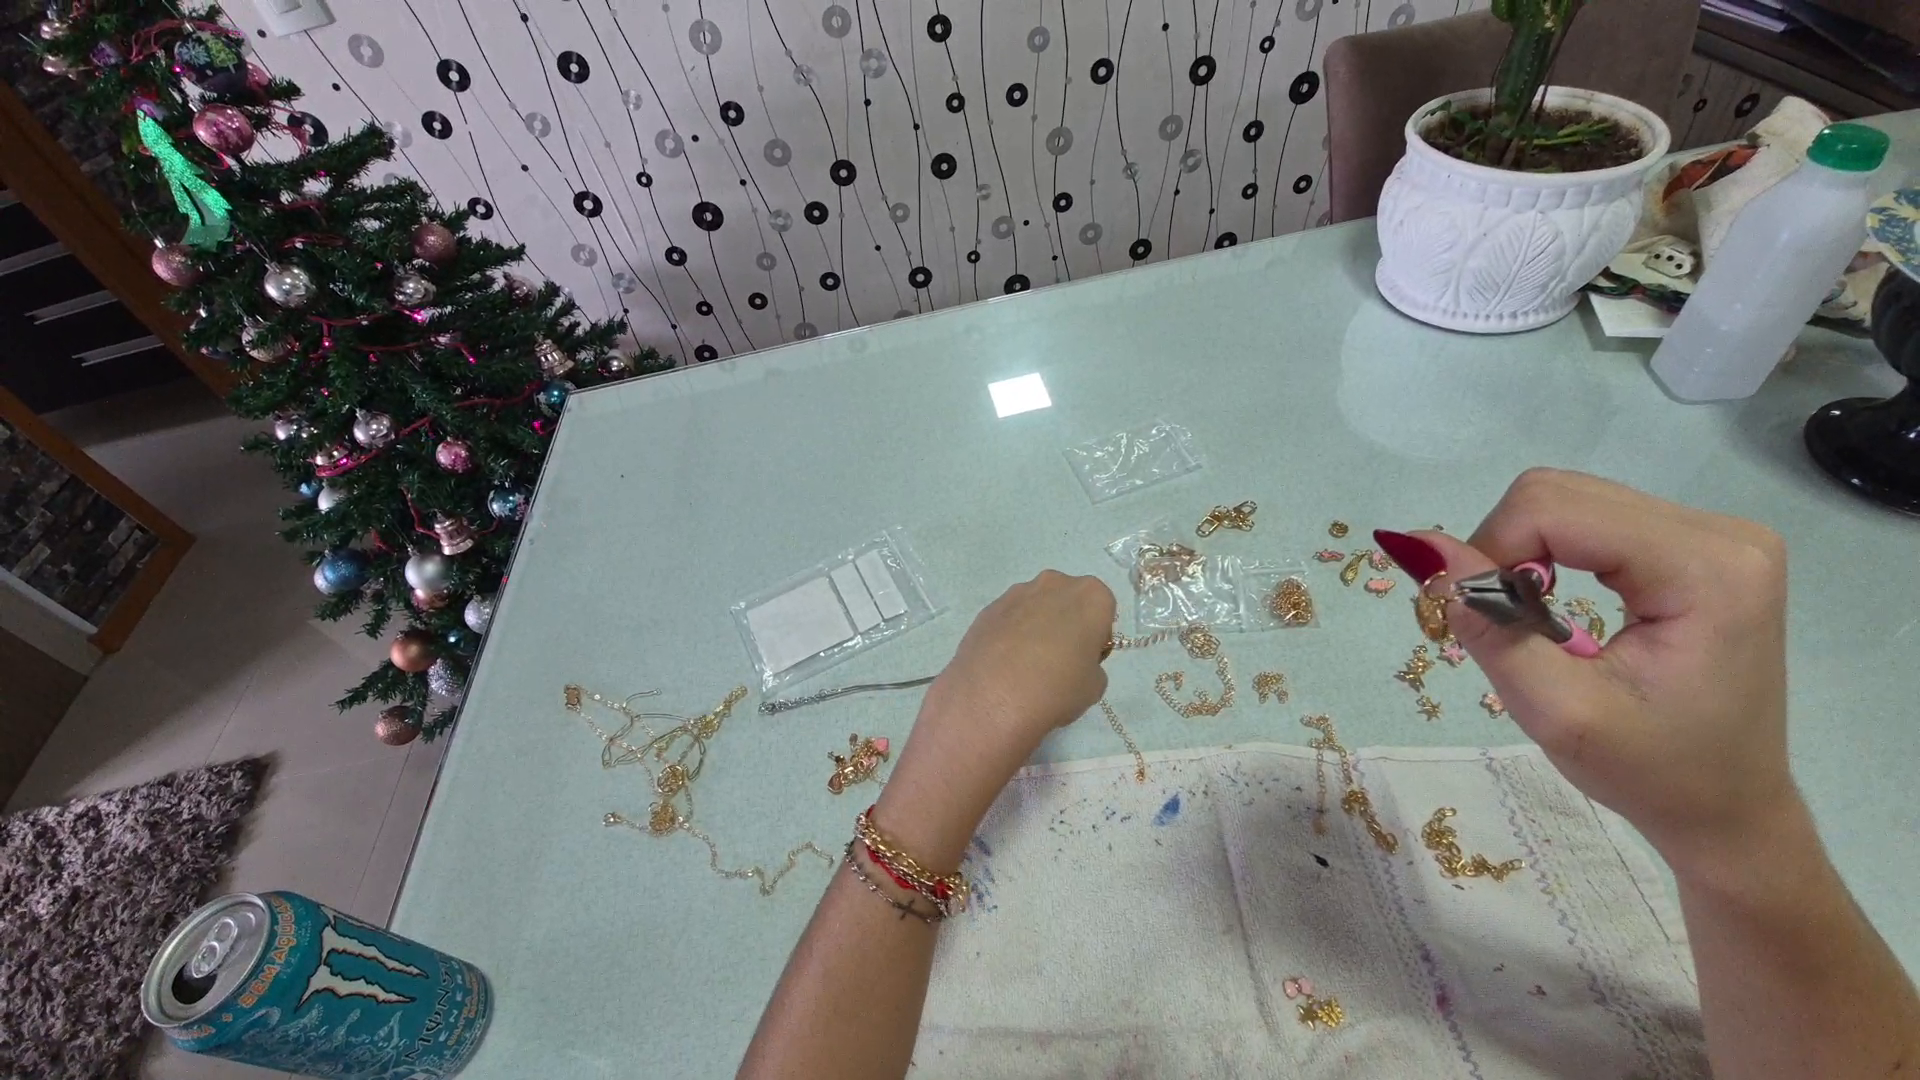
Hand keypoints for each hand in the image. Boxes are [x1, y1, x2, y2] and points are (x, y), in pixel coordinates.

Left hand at [933, 569, 1116, 743]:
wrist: (991, 698)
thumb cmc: (1056, 689)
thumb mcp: (1095, 686)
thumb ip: (1092, 663)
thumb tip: (1074, 660)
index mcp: (1090, 596)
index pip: (1103, 609)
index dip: (1096, 635)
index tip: (1085, 657)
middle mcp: (1054, 583)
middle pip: (1068, 601)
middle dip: (1066, 623)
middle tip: (1058, 660)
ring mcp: (1017, 592)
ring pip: (1037, 606)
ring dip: (1037, 626)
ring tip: (1026, 664)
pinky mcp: (989, 607)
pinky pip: (1010, 617)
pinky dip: (1011, 633)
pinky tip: (1004, 662)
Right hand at [1392, 469, 1796, 875]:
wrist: (1727, 808)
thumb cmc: (1650, 771)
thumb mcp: (1554, 710)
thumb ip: (1487, 624)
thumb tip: (1418, 546)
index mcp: (1705, 569)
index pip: (1552, 510)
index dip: (1490, 554)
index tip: (1481, 620)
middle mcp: (1719, 533)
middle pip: (1555, 494)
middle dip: (1501, 551)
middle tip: (1500, 620)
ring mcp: (1712, 534)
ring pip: (1562, 499)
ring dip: (1518, 552)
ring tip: (1526, 617)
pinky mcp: (1694, 543)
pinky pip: (1584, 516)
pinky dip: (1543, 552)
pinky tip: (1550, 600)